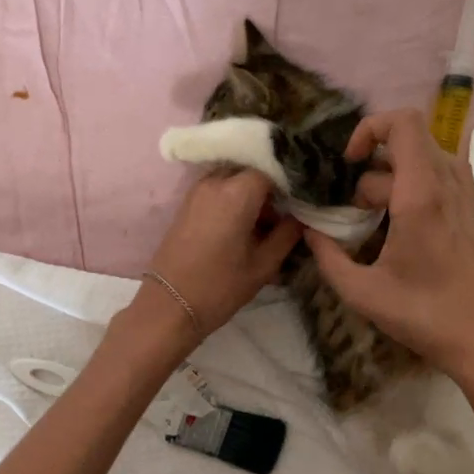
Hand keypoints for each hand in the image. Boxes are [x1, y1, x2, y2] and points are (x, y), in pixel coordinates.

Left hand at [133, 169, 301, 349]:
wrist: (168, 306)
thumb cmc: (219, 287)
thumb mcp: (263, 265)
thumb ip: (288, 234)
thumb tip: (303, 215)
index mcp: (237, 191)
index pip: (275, 168)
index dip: (293, 181)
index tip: (305, 198)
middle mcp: (215, 181)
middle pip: (253, 168)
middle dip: (272, 186)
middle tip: (289, 211)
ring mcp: (198, 190)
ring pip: (235, 178)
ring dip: (253, 193)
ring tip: (269, 221)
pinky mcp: (188, 203)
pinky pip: (219, 189)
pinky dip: (236, 199)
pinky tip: (248, 224)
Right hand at [304, 109, 473, 389]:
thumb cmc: (423, 315)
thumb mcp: (361, 292)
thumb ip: (327, 257)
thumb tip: (308, 230)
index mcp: (421, 195)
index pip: (402, 123)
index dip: (368, 130)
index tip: (347, 165)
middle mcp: (447, 184)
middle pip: (407, 141)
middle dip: (371, 165)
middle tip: (351, 208)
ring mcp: (464, 196)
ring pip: (423, 157)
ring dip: (392, 175)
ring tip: (371, 214)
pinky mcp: (470, 212)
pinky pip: (438, 176)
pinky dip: (412, 184)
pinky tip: (396, 221)